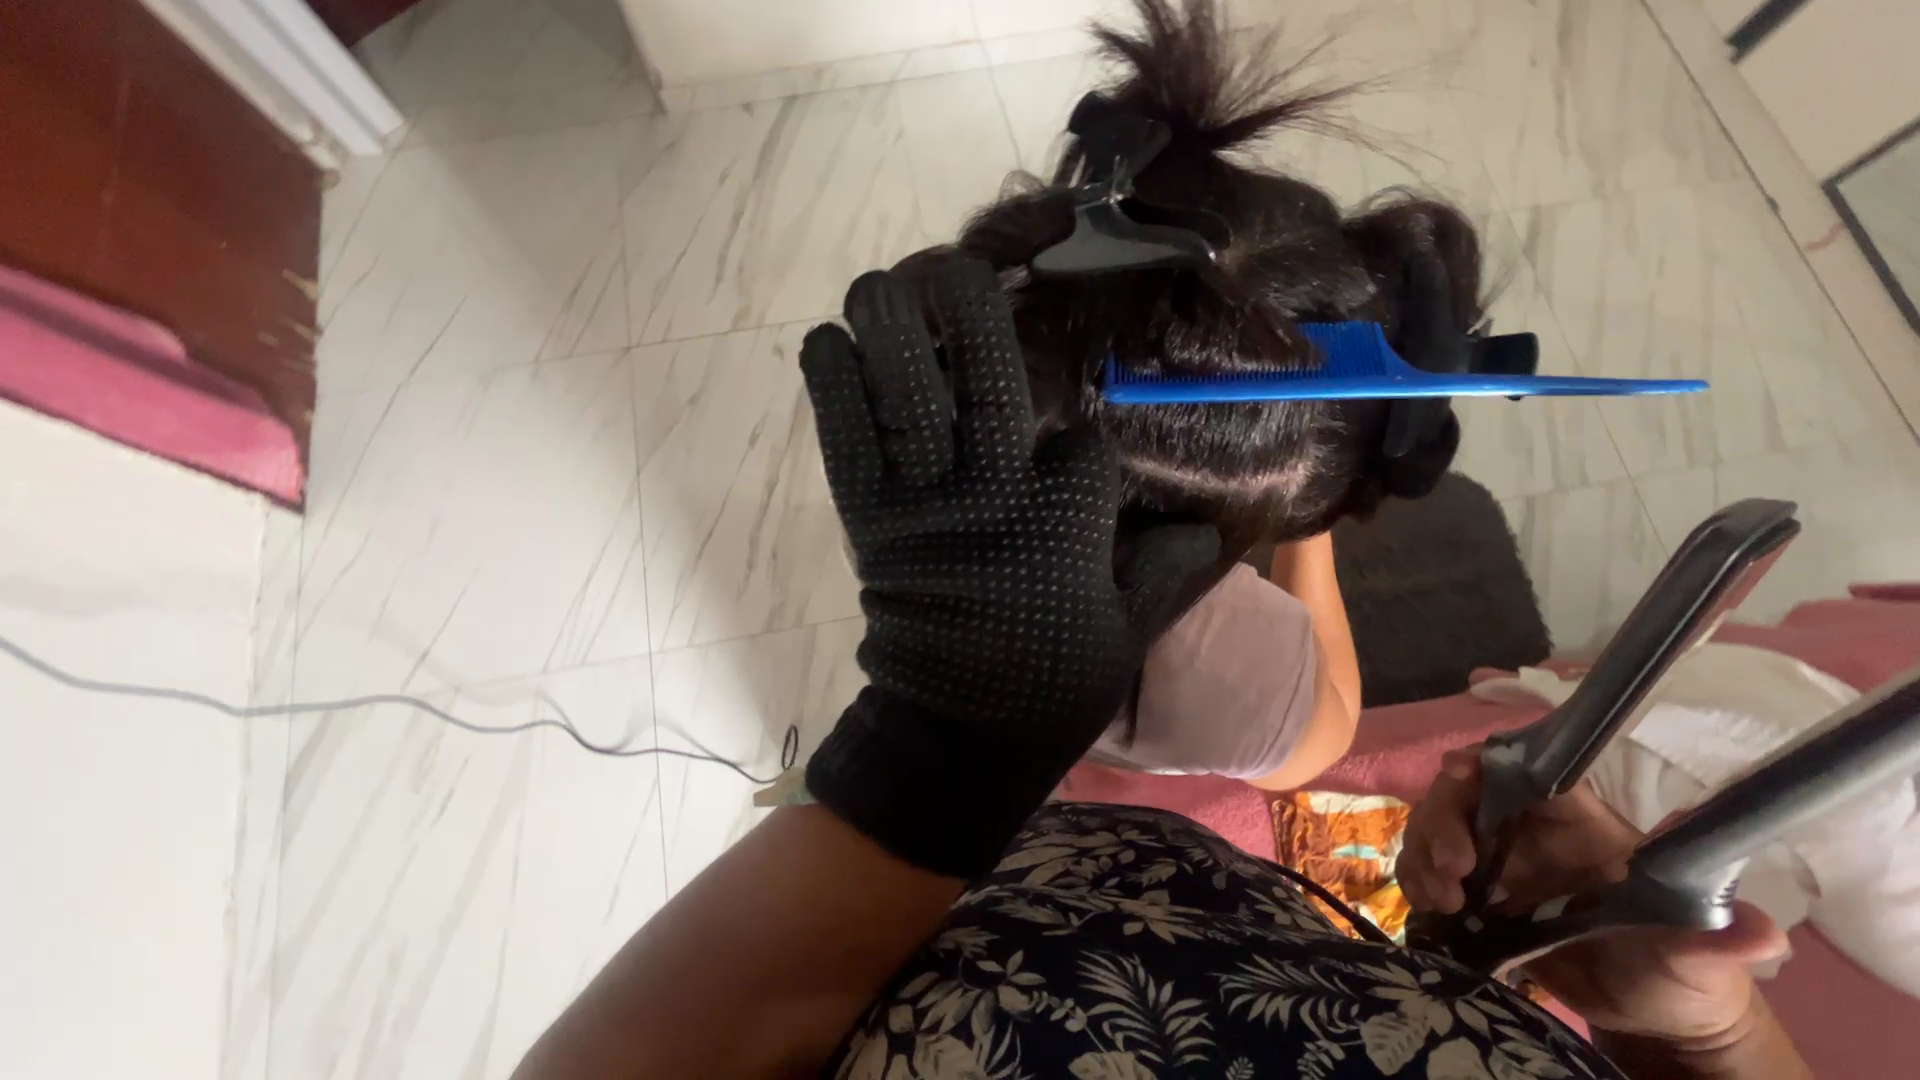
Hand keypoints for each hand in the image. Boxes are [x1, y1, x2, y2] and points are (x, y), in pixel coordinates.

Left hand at [801, 256, 1220, 878]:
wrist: (956, 735)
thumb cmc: (1049, 681)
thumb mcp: (1129, 632)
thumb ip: (1167, 571)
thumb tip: (1207, 527)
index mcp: (1065, 521)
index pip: (1080, 437)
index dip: (1079, 422)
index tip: (1072, 422)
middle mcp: (994, 494)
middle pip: (986, 376)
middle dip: (971, 308)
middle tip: (955, 264)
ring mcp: (925, 502)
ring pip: (907, 392)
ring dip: (890, 327)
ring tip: (881, 284)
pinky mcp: (869, 519)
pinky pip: (846, 439)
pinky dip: (832, 386)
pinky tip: (827, 340)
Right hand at [1400, 749, 1789, 1049]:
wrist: (1647, 1018)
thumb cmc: (1677, 973)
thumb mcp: (1697, 959)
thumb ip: (1715, 940)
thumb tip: (1763, 932)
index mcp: (1574, 825)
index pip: (1525, 771)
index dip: (1485, 760)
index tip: (1456, 770)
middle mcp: (1525, 832)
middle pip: (1464, 795)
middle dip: (1441, 820)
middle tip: (1451, 870)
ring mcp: (1493, 860)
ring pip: (1433, 827)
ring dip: (1422, 855)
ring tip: (1443, 902)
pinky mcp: (1470, 893)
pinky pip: (1423, 868)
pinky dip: (1415, 880)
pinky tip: (1432, 910)